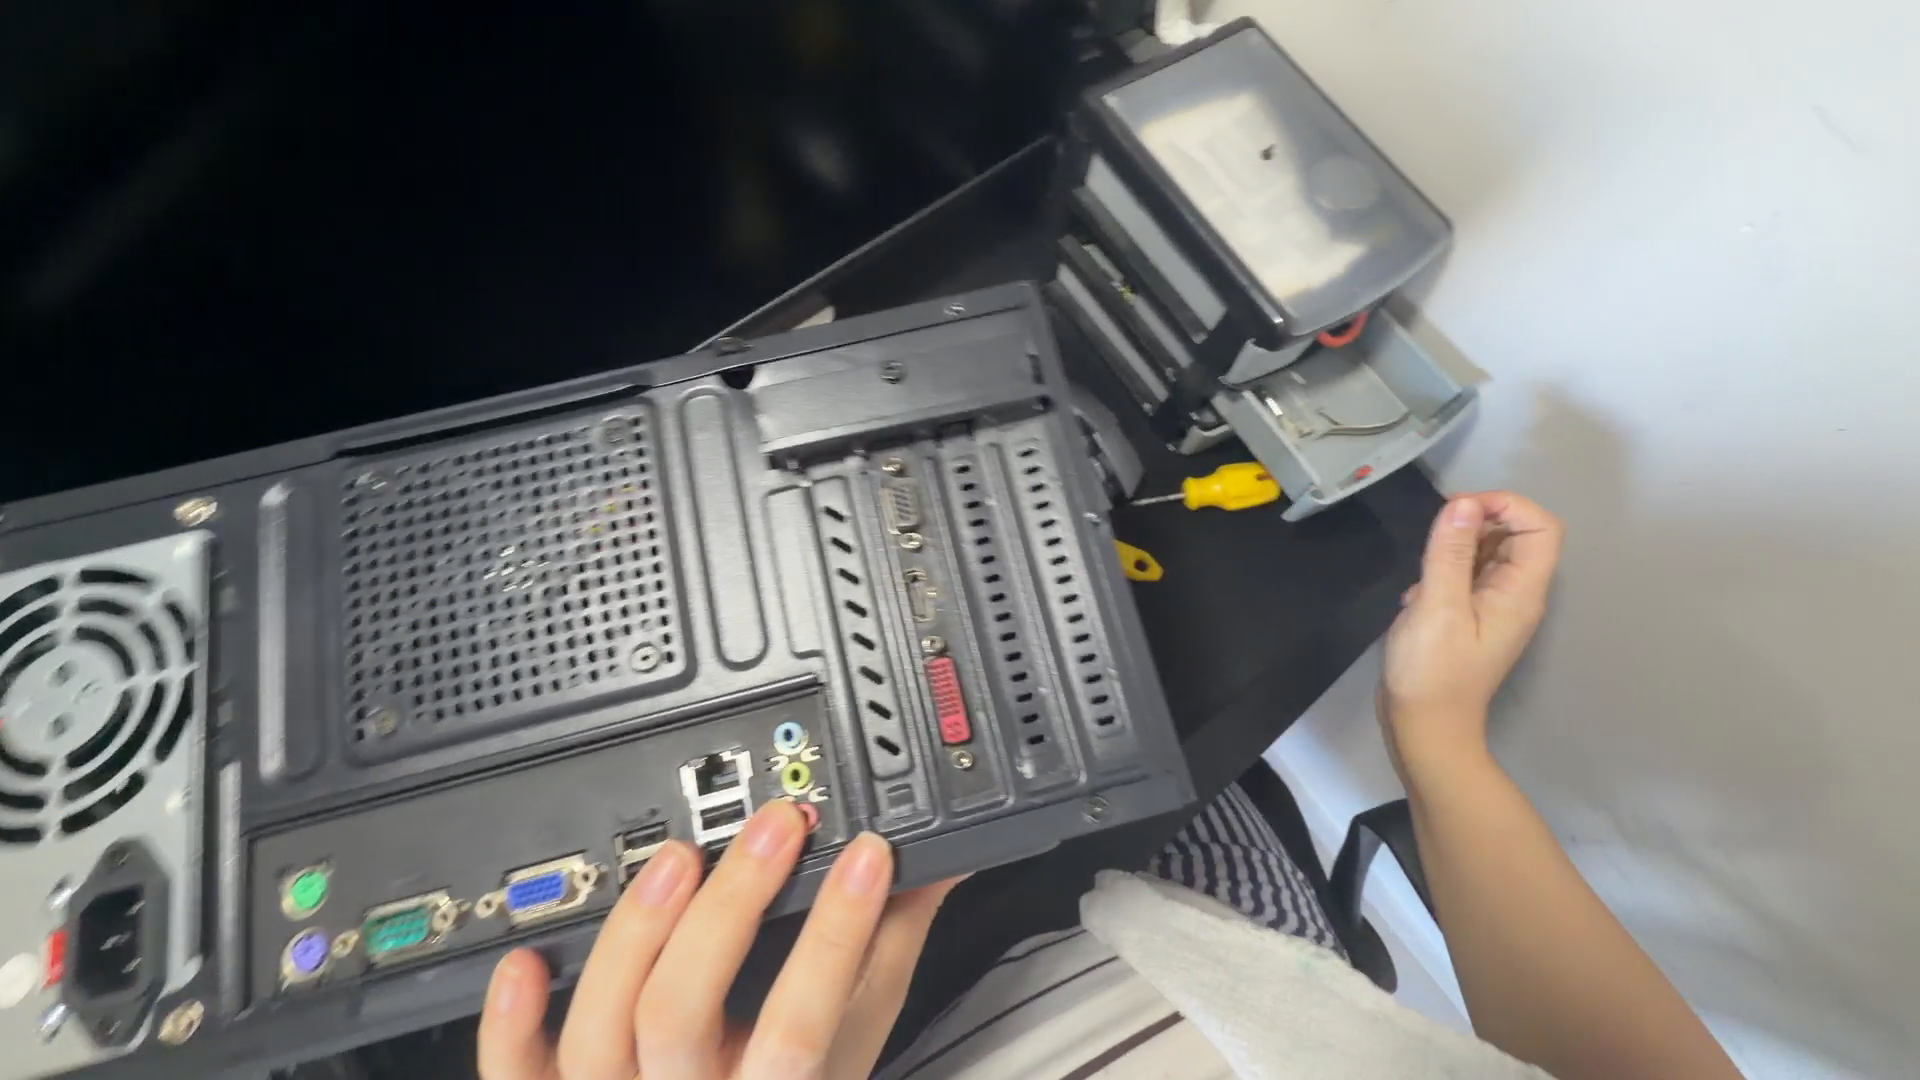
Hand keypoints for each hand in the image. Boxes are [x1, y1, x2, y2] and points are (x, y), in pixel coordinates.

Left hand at [477, 801, 960, 1079]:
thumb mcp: (861, 1036)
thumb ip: (892, 948)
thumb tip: (937, 864)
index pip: (804, 1018)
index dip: (837, 930)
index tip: (868, 854)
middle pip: (682, 1013)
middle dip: (730, 906)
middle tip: (775, 827)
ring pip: (599, 1030)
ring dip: (634, 936)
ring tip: (679, 857)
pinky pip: (517, 1075)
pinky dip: (512, 1023)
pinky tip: (527, 961)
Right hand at [1380, 492, 1562, 778]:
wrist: (1424, 725)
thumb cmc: (1433, 669)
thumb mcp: (1436, 606)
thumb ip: (1449, 553)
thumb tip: (1463, 503)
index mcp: (1521, 591)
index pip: (1540, 527)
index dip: (1506, 506)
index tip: (1458, 509)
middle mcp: (1515, 595)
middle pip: (1516, 536)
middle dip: (1477, 521)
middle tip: (1433, 533)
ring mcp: (1493, 607)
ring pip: (1488, 554)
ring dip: (1455, 546)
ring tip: (1422, 565)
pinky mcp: (1469, 617)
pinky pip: (1465, 575)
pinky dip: (1443, 569)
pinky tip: (1417, 592)